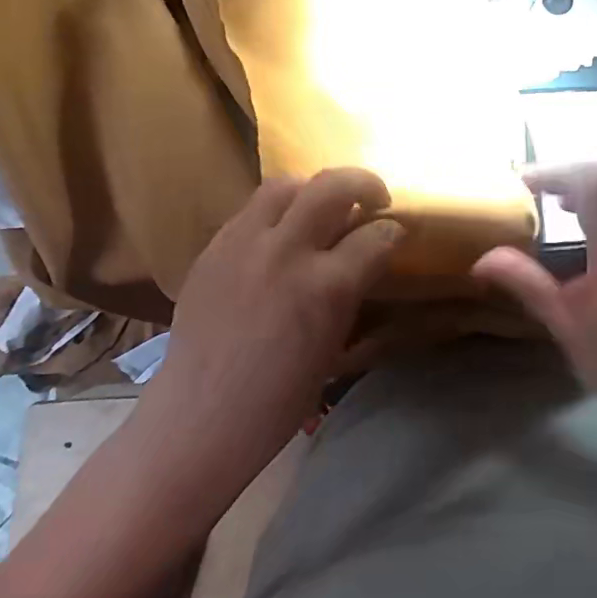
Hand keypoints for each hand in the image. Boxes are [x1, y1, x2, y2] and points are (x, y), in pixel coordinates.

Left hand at [156, 168, 404, 426]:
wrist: (202, 414)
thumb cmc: (278, 401)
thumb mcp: (333, 347)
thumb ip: (348, 294)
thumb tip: (360, 262)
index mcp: (326, 286)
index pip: (375, 236)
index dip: (392, 233)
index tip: (394, 235)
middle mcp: (286, 251)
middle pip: (331, 186)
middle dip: (363, 183)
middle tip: (373, 197)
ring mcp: (242, 243)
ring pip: (284, 186)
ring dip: (313, 190)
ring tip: (321, 207)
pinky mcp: (212, 248)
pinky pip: (249, 212)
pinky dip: (274, 214)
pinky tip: (277, 236)